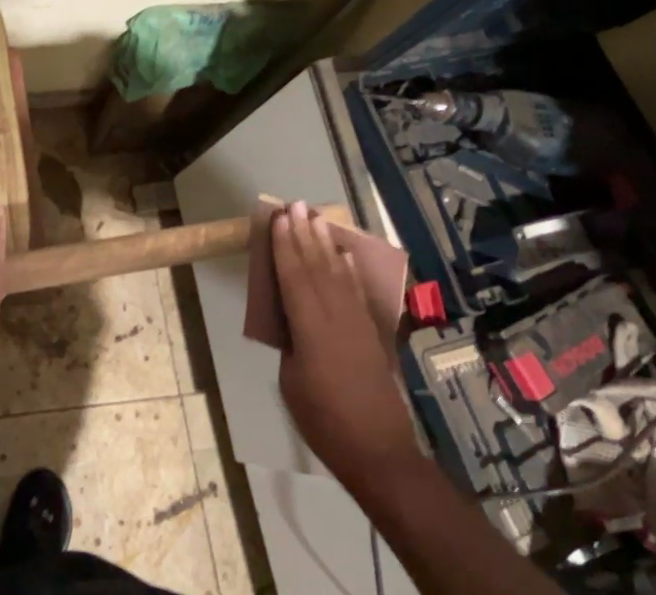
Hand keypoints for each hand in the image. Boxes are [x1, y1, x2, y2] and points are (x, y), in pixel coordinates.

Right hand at [274, 200, 420, 485]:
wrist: (377, 450)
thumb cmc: (323, 420)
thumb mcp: (292, 380)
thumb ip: (293, 342)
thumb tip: (292, 319)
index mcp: (311, 330)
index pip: (295, 278)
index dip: (284, 246)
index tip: (278, 218)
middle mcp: (337, 319)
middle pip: (318, 268)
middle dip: (305, 235)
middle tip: (296, 205)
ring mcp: (359, 324)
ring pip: (339, 274)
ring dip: (326, 244)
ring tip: (317, 218)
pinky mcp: (372, 335)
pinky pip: (358, 292)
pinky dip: (351, 269)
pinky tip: (346, 254)